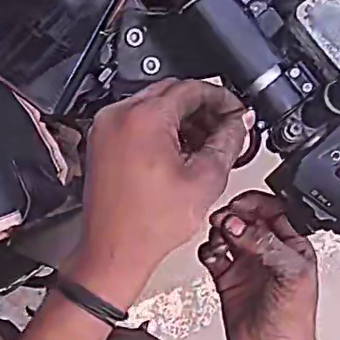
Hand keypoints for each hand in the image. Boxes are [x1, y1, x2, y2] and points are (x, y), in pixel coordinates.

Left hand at [69, 79, 249, 307]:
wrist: (114, 251)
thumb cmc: (147, 226)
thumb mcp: (205, 180)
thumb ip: (229, 141)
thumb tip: (238, 122)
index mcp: (143, 118)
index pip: (193, 88)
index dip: (222, 98)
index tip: (235, 112)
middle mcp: (118, 116)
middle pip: (171, 92)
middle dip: (202, 108)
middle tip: (224, 128)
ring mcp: (105, 129)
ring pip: (153, 105)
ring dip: (181, 119)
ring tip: (203, 145)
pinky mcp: (101, 143)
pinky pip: (136, 122)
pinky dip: (159, 130)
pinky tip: (178, 153)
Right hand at [198, 191, 338, 339]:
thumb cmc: (294, 321)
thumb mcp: (290, 272)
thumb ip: (265, 243)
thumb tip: (240, 224)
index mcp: (293, 244)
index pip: (274, 209)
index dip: (256, 203)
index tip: (240, 205)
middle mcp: (269, 251)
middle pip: (246, 217)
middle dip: (233, 214)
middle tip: (224, 220)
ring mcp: (247, 264)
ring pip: (226, 232)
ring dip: (219, 230)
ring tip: (219, 239)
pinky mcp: (227, 278)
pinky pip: (212, 254)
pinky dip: (208, 250)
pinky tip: (212, 255)